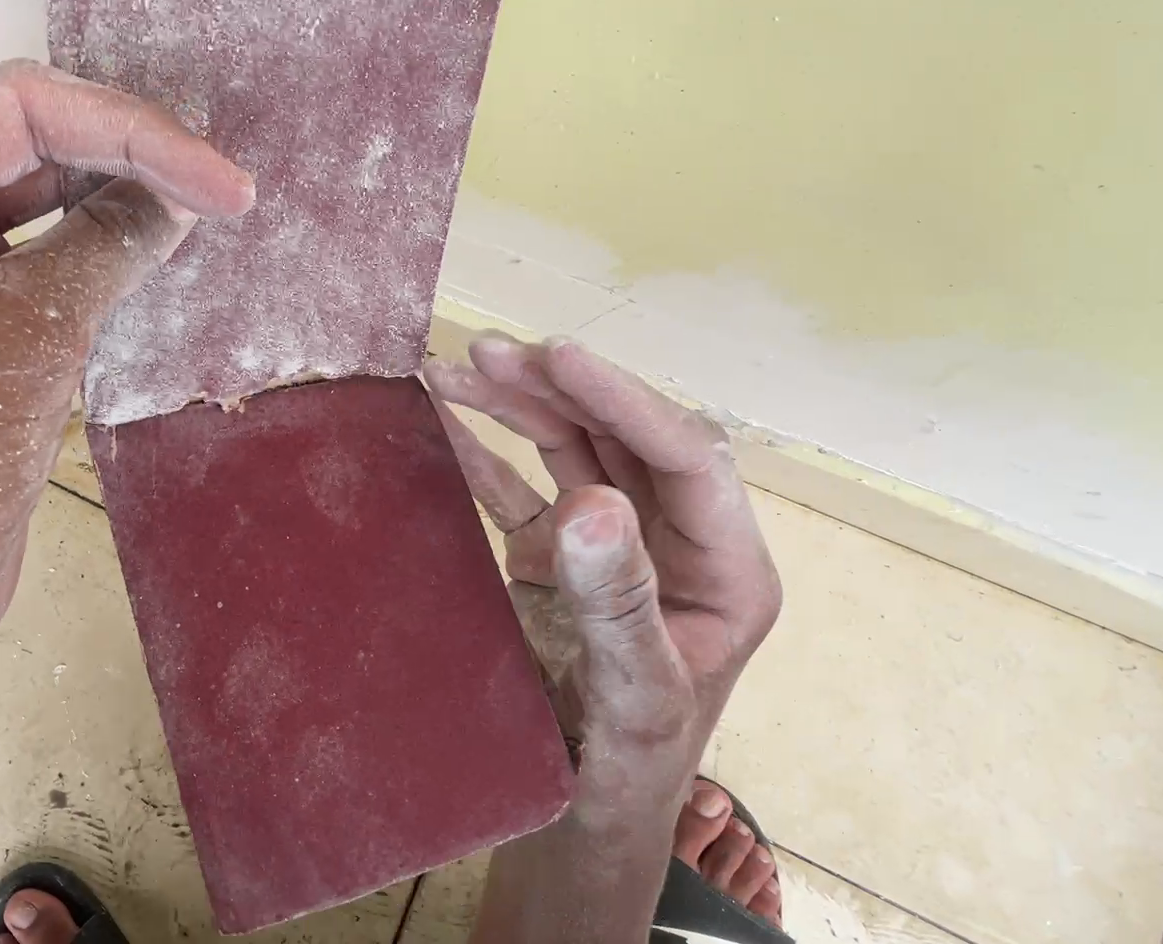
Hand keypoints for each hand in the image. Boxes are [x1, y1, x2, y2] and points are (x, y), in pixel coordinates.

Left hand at [0, 60, 253, 721]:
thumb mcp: (23, 338)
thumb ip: (104, 245)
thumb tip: (178, 193)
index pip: (11, 112)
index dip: (128, 131)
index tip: (221, 181)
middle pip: (25, 148)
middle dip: (127, 158)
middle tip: (222, 186)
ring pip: (40, 206)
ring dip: (122, 203)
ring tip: (206, 208)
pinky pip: (45, 265)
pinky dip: (105, 256)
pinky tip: (160, 252)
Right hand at [424, 331, 779, 826]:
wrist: (572, 810)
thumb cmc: (623, 767)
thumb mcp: (633, 695)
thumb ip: (618, 603)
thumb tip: (590, 501)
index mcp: (722, 566)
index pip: (683, 456)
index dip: (621, 398)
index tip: (555, 354)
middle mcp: (665, 539)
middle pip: (617, 436)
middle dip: (553, 388)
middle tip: (484, 351)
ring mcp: (604, 544)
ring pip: (567, 448)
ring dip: (513, 405)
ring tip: (452, 370)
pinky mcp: (552, 555)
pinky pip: (515, 488)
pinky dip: (478, 452)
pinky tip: (440, 420)